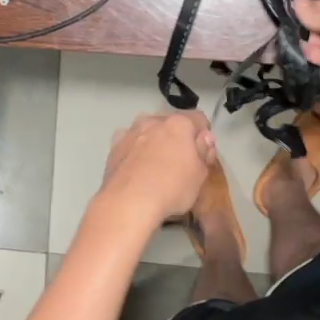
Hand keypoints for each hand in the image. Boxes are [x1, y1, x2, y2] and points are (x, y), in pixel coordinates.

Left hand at [97, 111, 216, 225]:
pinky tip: (136, 166)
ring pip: (149, 129)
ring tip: (156, 165)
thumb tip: (204, 138)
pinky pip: (130, 141)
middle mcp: (154, 120)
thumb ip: (204, 153)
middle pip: (172, 123)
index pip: (199, 119)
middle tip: (181, 162)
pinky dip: (135, 148)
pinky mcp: (115, 145)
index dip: (204, 136)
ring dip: (155, 140)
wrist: (128, 201)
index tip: (203, 155)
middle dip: (178, 137)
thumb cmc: (171, 188)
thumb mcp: (200, 175)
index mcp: (179, 123)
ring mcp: (131, 131)